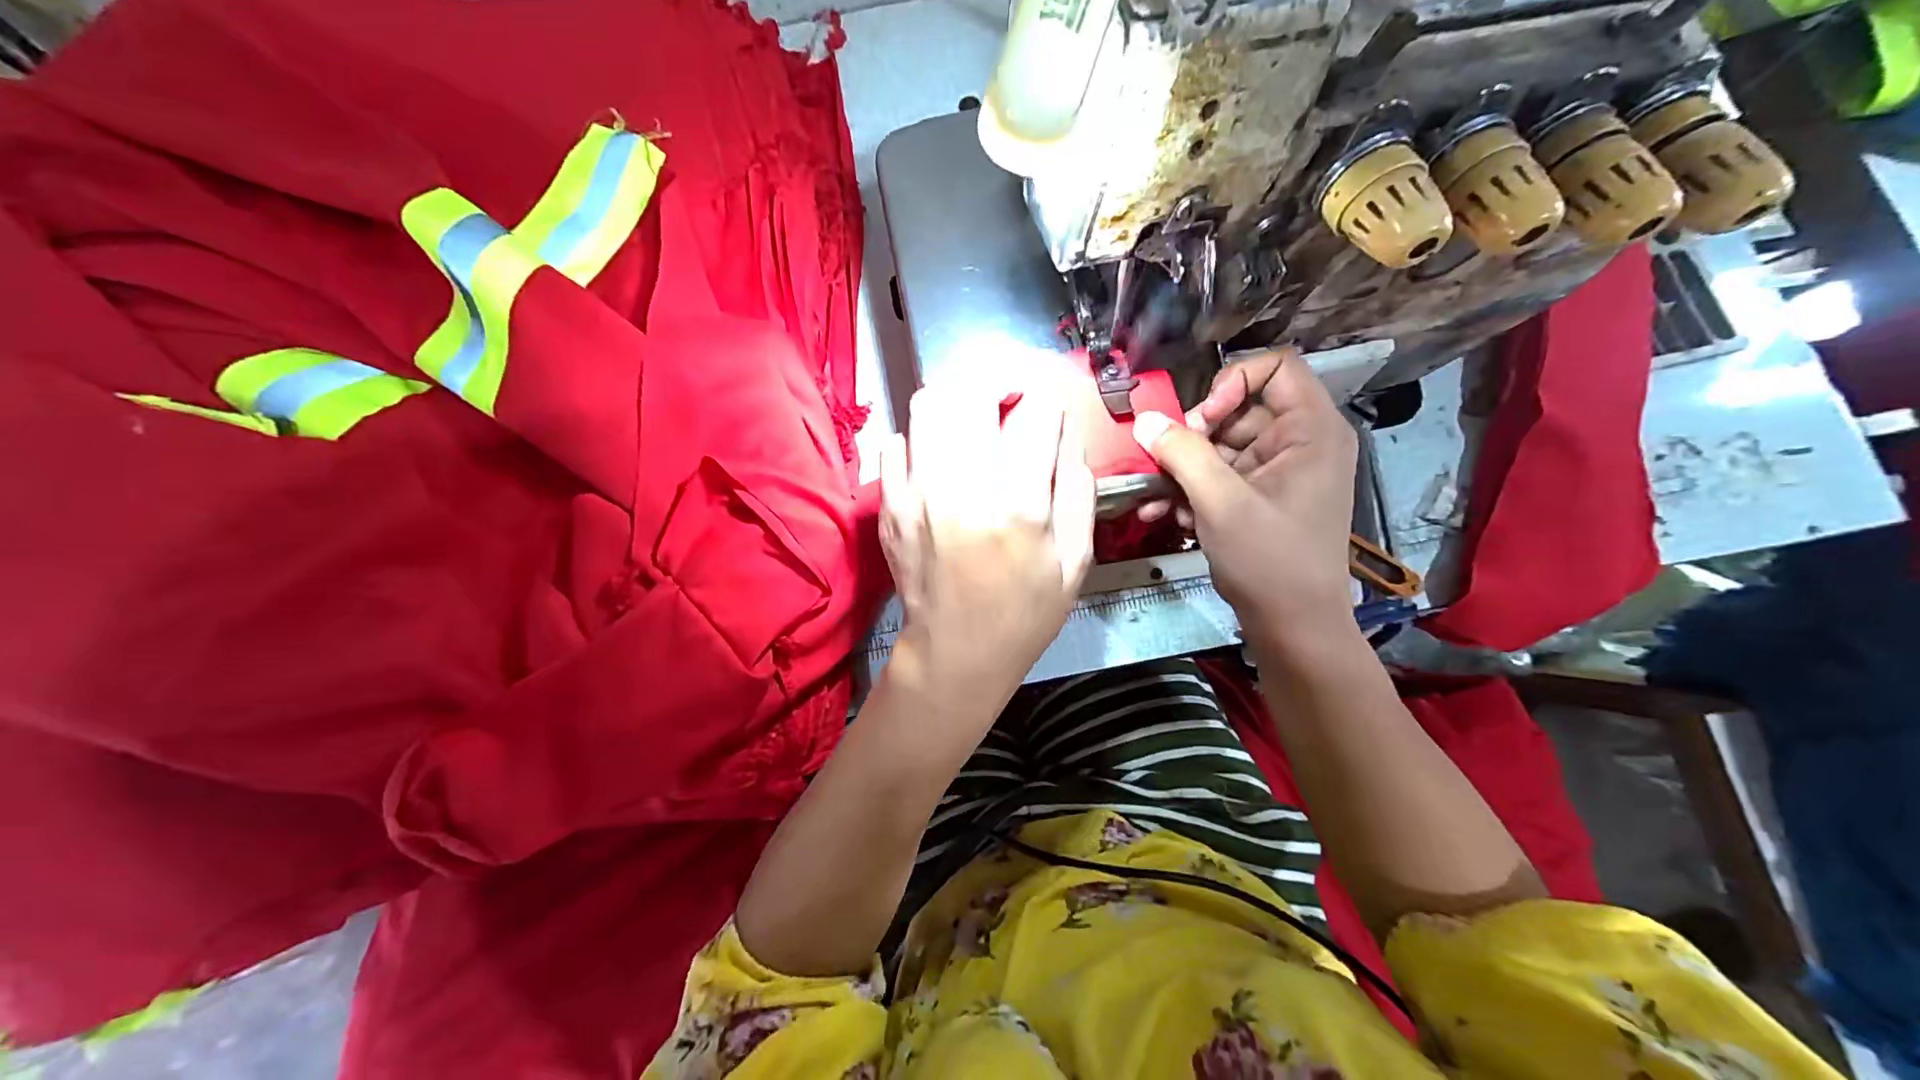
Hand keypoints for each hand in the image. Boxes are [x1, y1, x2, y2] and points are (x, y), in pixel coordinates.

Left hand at [880, 374, 1094, 709]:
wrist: (955, 653)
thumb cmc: (1024, 612)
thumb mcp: (1076, 560)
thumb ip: (1077, 488)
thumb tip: (1064, 431)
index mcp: (1018, 506)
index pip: (1037, 412)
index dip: (1050, 403)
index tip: (1050, 416)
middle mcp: (961, 489)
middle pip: (973, 389)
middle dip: (1001, 382)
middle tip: (1012, 402)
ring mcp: (916, 494)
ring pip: (929, 403)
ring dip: (958, 401)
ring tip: (975, 423)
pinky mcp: (889, 504)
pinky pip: (896, 441)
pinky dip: (921, 438)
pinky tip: (940, 460)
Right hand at [1131, 347, 1356, 635]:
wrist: (1293, 626)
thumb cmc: (1269, 560)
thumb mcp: (1220, 502)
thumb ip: (1181, 454)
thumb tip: (1144, 422)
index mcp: (1312, 431)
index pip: (1277, 368)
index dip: (1232, 381)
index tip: (1202, 419)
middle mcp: (1301, 443)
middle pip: (1241, 408)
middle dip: (1196, 434)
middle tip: (1169, 462)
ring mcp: (1281, 472)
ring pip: (1224, 446)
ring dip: (1185, 468)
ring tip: (1155, 496)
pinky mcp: (1263, 498)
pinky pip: (1224, 476)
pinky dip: (1195, 489)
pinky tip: (1166, 513)